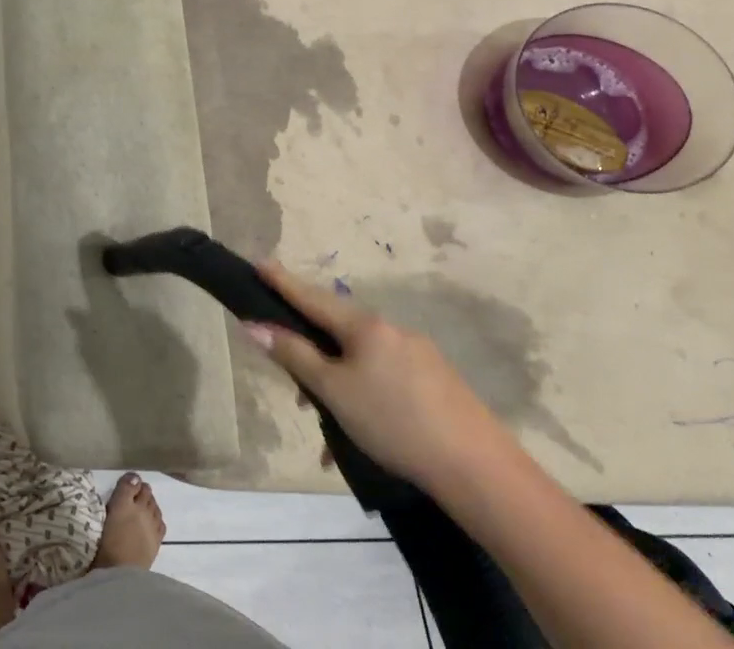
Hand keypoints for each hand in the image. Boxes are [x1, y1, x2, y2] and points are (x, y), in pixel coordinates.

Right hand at [243, 261, 519, 489]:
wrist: (479, 470)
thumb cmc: (393, 421)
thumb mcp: (332, 390)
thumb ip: (293, 355)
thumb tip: (254, 325)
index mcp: (367, 327)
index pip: (313, 297)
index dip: (283, 282)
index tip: (258, 262)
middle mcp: (395, 332)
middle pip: (337, 329)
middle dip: (308, 347)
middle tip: (285, 367)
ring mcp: (421, 357)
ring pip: (360, 358)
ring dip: (334, 379)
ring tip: (322, 416)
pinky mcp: (437, 383)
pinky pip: (383, 377)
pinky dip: (360, 393)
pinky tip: (358, 429)